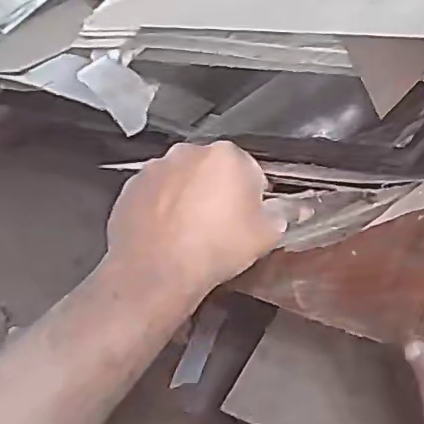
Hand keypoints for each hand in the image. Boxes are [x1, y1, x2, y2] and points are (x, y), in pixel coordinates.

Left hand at [105, 141, 285, 298]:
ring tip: (192, 232)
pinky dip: (162, 207)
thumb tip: (292, 209)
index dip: (254, 197)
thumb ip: (282, 215)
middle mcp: (189, 152)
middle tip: (222, 226)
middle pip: (214, 170)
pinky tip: (167, 234)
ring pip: (183, 179)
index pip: (251, 171)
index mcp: (228, 156)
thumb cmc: (217, 248)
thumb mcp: (265, 236)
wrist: (157, 271)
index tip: (249, 219)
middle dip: (219, 191)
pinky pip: (156, 193)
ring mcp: (156, 168)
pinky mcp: (131, 186)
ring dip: (189, 197)